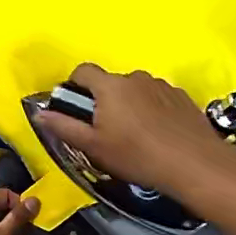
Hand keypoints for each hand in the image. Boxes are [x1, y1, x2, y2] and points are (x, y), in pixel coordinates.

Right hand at [33, 63, 235, 195]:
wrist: (194, 164)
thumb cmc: (137, 155)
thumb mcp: (93, 147)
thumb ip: (64, 127)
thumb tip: (41, 114)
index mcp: (110, 86)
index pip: (82, 71)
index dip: (74, 85)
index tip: (75, 107)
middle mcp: (135, 78)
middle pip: (110, 83)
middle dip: (104, 102)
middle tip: (105, 132)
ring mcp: (161, 85)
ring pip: (135, 91)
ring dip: (130, 106)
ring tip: (135, 137)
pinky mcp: (181, 97)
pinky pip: (157, 98)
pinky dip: (152, 111)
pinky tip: (157, 136)